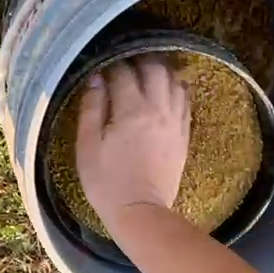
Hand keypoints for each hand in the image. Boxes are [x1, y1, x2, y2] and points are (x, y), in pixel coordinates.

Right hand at [75, 57, 190, 225]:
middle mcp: (158, 110)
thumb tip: (96, 78)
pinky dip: (176, 89)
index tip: (102, 65)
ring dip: (161, 72)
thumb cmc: (106, 181)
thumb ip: (91, 108)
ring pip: (174, 81)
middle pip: (155, 69)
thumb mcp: (88, 146)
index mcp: (131, 110)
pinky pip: (185, 101)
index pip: (123, 72)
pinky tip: (166, 90)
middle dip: (140, 60)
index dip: (111, 65)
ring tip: (147, 73)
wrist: (140, 211)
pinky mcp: (184, 134)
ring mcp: (175, 122)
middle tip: (127, 62)